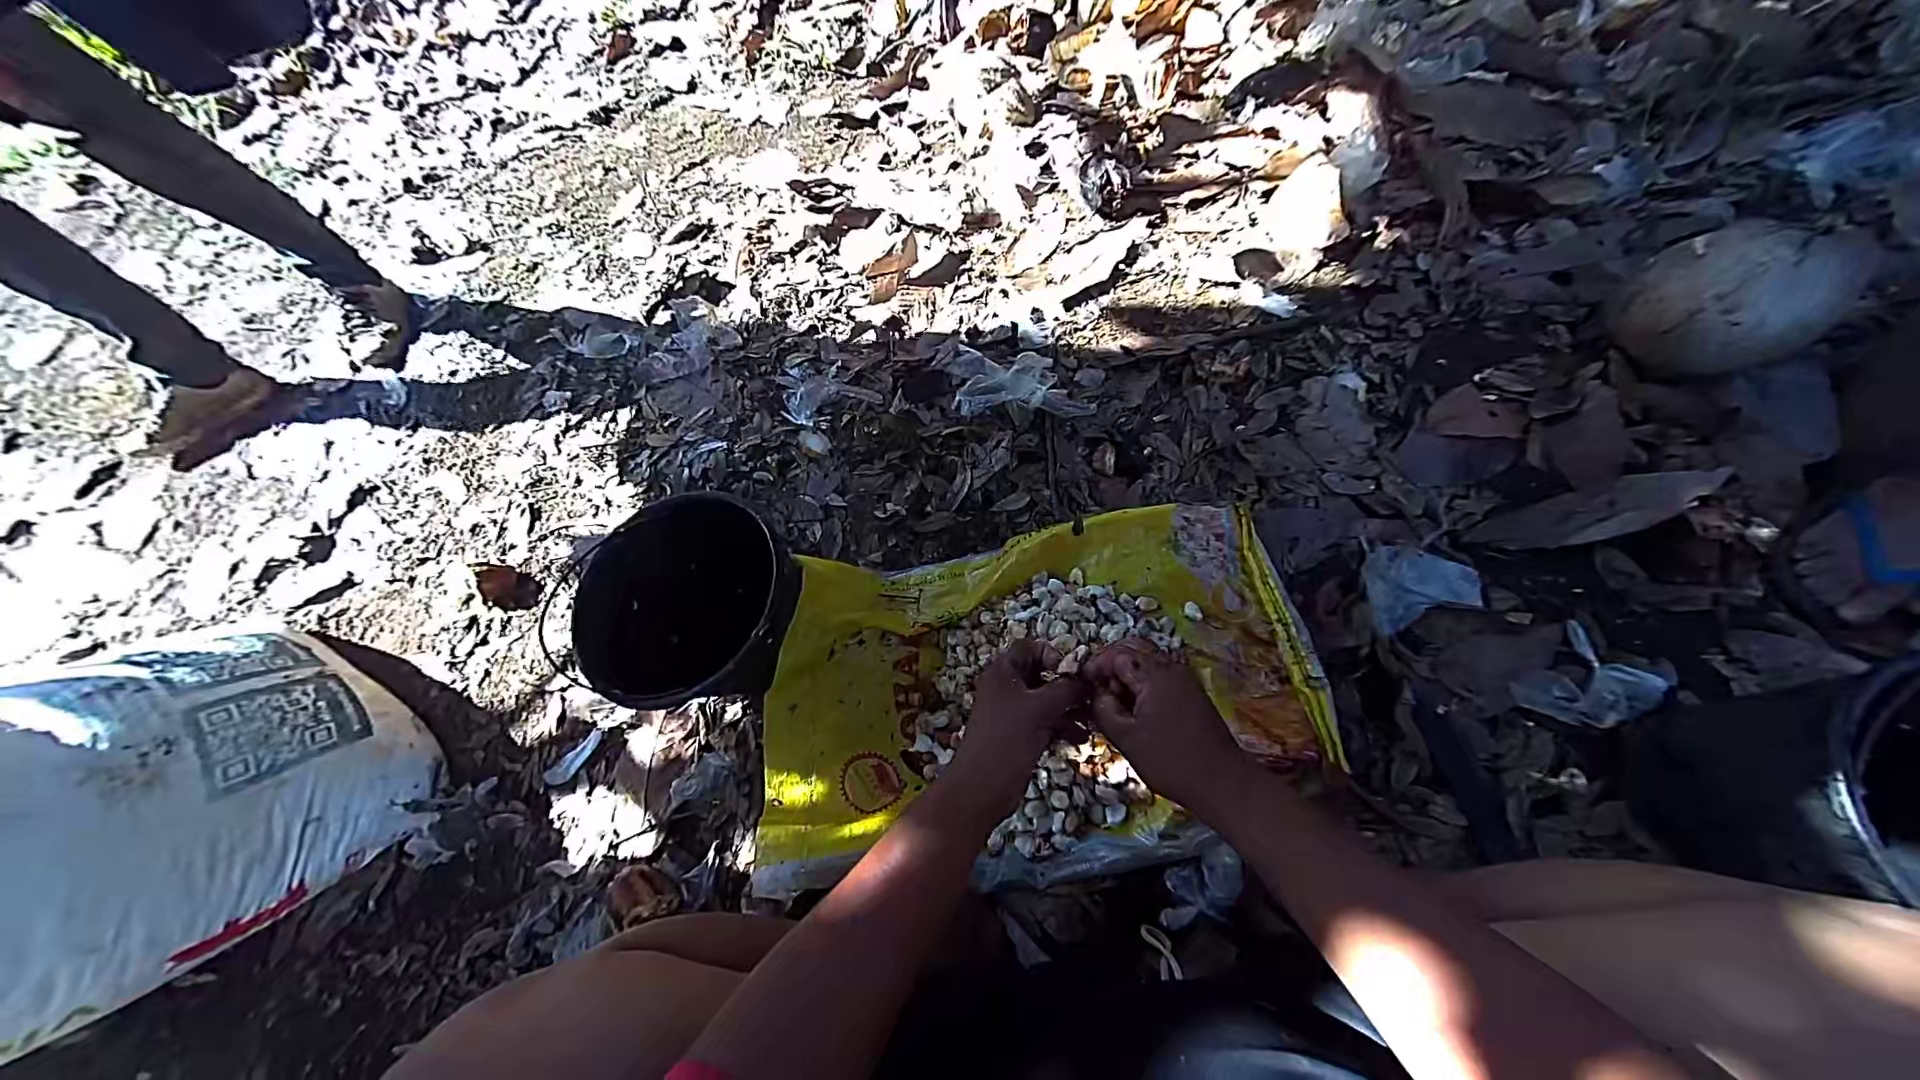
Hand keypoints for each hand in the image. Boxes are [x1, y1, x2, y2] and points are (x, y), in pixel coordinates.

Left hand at [942, 640, 1085, 818]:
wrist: (982, 787)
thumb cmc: (1007, 739)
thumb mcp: (1041, 708)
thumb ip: (1067, 689)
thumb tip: (1086, 680)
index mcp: (1002, 671)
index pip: (1031, 647)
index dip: (1053, 655)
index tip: (1073, 673)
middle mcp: (1006, 687)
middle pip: (1042, 675)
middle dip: (1067, 686)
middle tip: (1090, 697)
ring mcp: (1012, 712)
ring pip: (1046, 701)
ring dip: (1069, 709)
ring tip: (1090, 721)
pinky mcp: (1019, 735)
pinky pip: (1044, 722)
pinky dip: (1061, 726)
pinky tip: (1078, 739)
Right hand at [1081, 638, 1254, 812]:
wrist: (1223, 783)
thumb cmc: (1171, 761)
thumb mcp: (1126, 738)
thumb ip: (1103, 709)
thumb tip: (1096, 693)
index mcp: (1155, 675)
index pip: (1117, 654)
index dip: (1096, 666)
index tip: (1083, 685)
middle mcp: (1172, 669)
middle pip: (1133, 651)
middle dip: (1110, 667)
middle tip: (1098, 692)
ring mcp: (1185, 680)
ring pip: (1147, 663)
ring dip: (1127, 677)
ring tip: (1115, 705)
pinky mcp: (1191, 694)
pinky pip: (1159, 678)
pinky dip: (1142, 686)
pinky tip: (1136, 711)